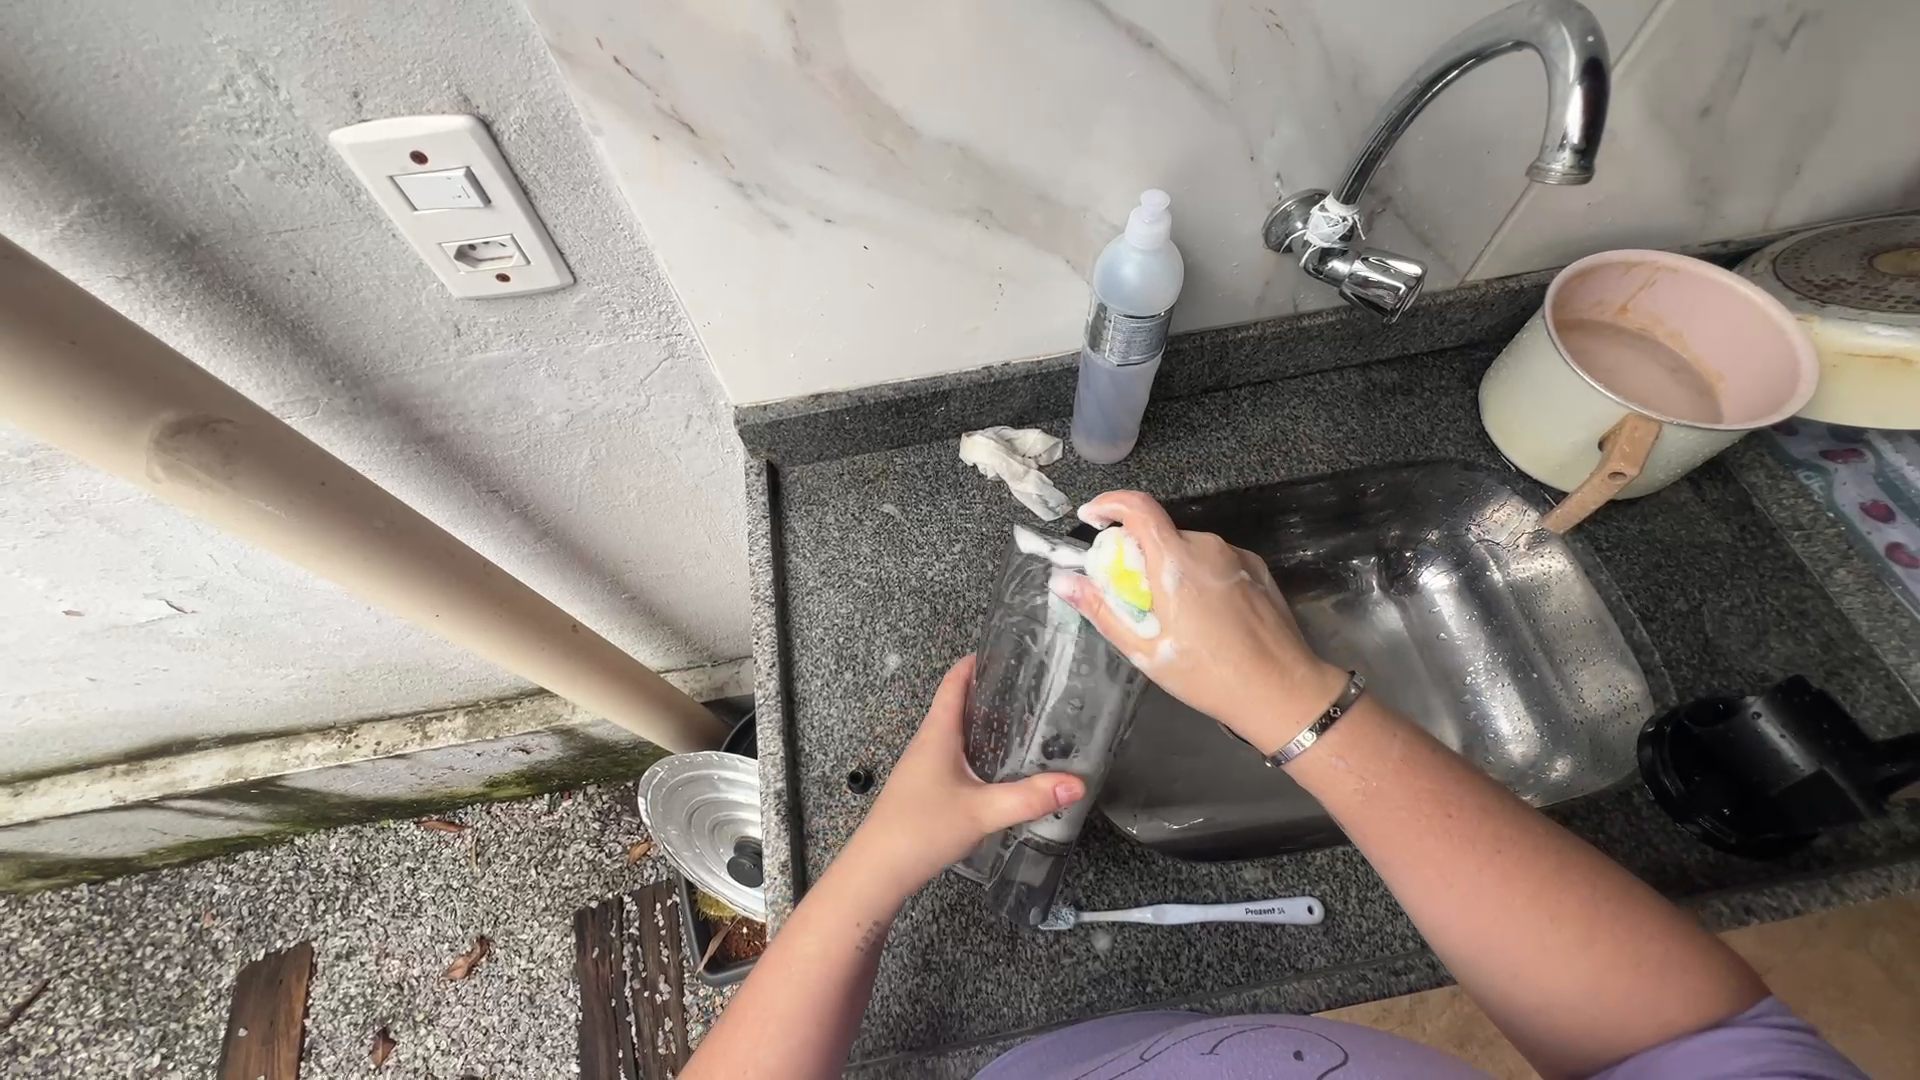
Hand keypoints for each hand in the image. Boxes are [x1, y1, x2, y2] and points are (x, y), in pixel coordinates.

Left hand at [845, 655, 1086, 900]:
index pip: (953, 681)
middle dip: (989, 692)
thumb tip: (1075, 784)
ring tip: (1022, 723)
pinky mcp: (925, 789)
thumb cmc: (920, 830)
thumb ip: (1029, 797)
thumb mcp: (982, 811)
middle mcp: (928, 742)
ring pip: (956, 732)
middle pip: (957, 703)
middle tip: (1028, 688)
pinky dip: (977, 751)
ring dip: (983, 723)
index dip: (975, 662)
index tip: (1003, 650)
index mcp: (937, 732)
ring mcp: (924, 766)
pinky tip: (998, 768)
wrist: (877, 872)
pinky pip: (954, 757)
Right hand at [1050, 490, 1348, 756]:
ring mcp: (1236, 555)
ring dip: (1168, 565)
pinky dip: (1196, 573)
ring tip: (1169, 610)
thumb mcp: (1145, 651)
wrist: (1284, 692)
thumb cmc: (1208, 675)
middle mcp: (1207, 547)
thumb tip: (1063, 582)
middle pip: (1160, 532)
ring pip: (1186, 546)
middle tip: (1129, 591)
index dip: (1109, 504)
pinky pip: (1212, 558)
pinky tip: (1203, 613)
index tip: (1091, 518)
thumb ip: (1102, 610)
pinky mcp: (1256, 567)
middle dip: (1137, 552)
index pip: (1138, 508)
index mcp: (1176, 563)